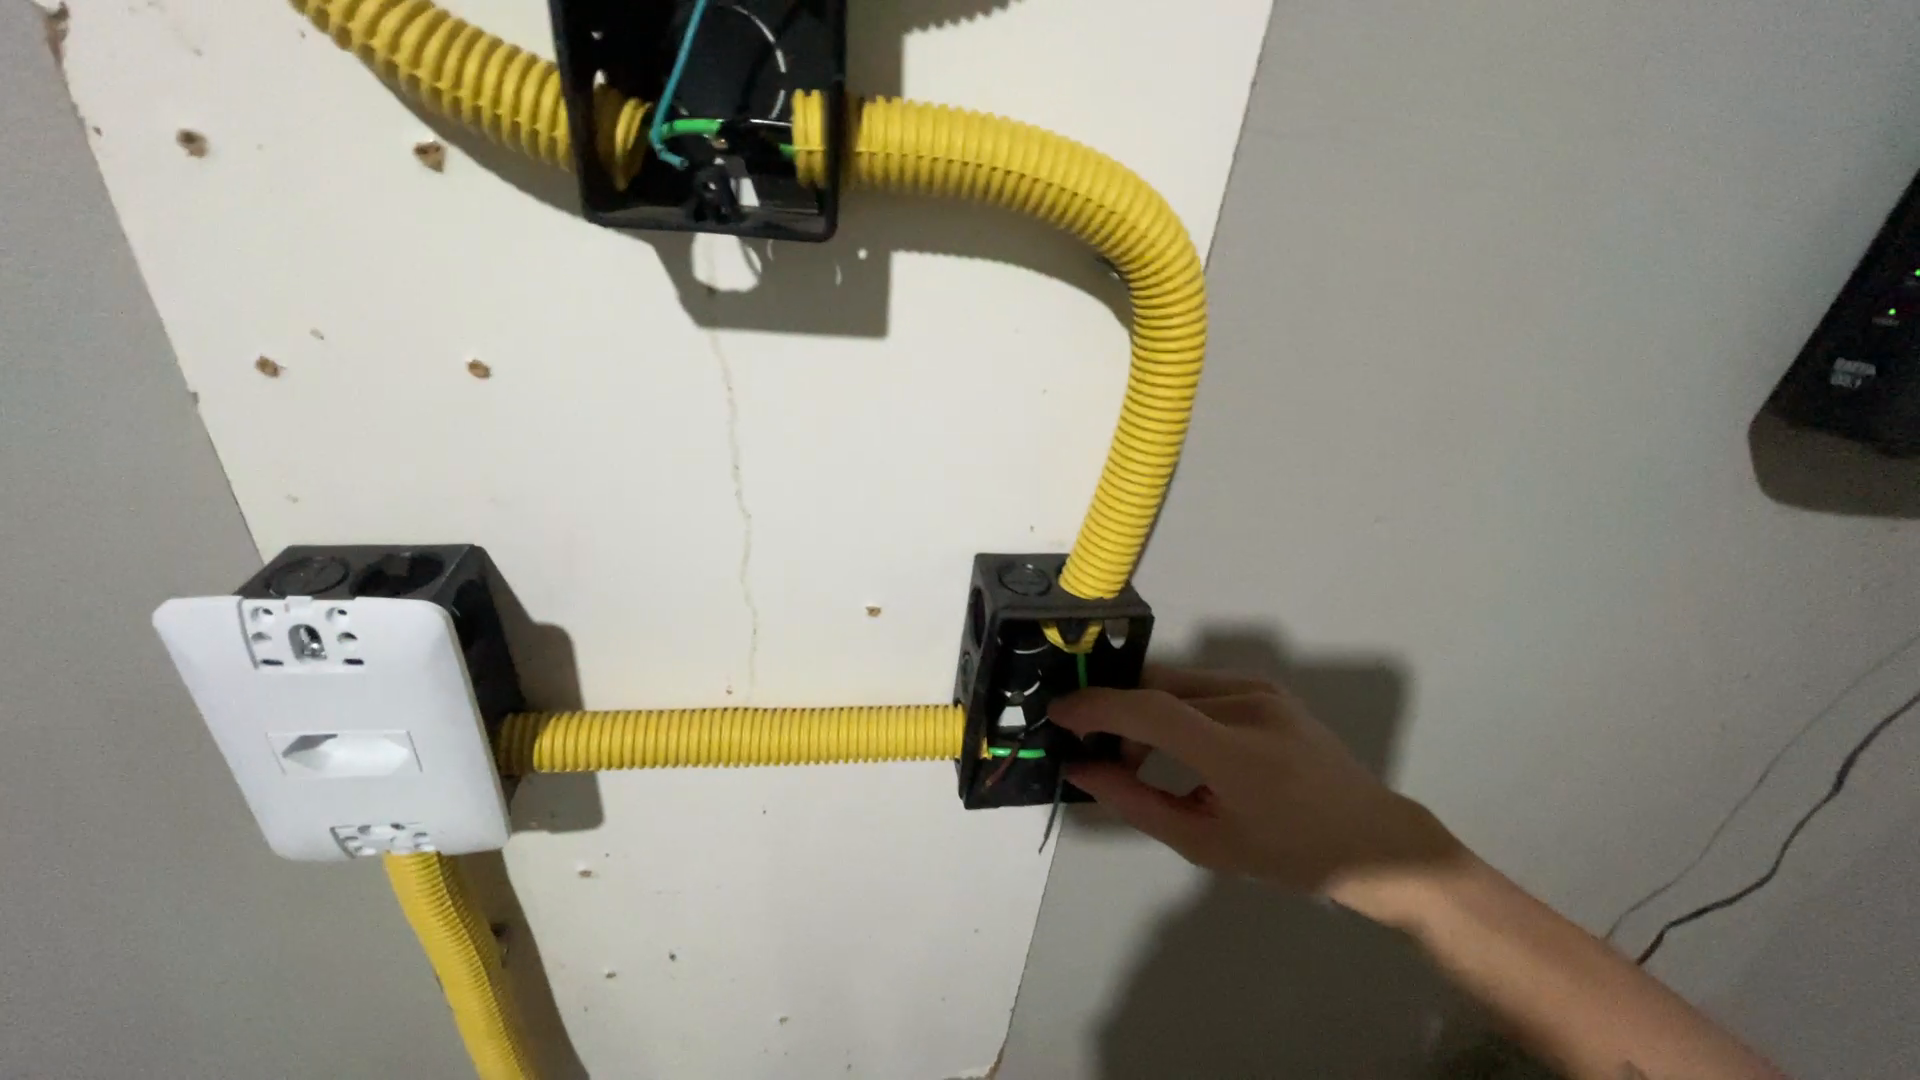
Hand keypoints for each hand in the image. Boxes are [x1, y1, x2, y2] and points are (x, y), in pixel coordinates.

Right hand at [1052, 665, 1470, 922]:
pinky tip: (1175, 746)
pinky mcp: (1267, 687)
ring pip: (1174, 683)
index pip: (1153, 710)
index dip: (1098, 706)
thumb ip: (1135, 802)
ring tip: (1138, 757)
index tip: (1058, 715)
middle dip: (1116, 712)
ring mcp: (1263, 690)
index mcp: (1240, 755)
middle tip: (1098, 750)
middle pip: (1157, 686)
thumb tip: (1080, 768)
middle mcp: (1251, 706)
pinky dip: (1171, 708)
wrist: (1374, 840)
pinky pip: (1200, 686)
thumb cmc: (1289, 855)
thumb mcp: (1205, 844)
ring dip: (1143, 711)